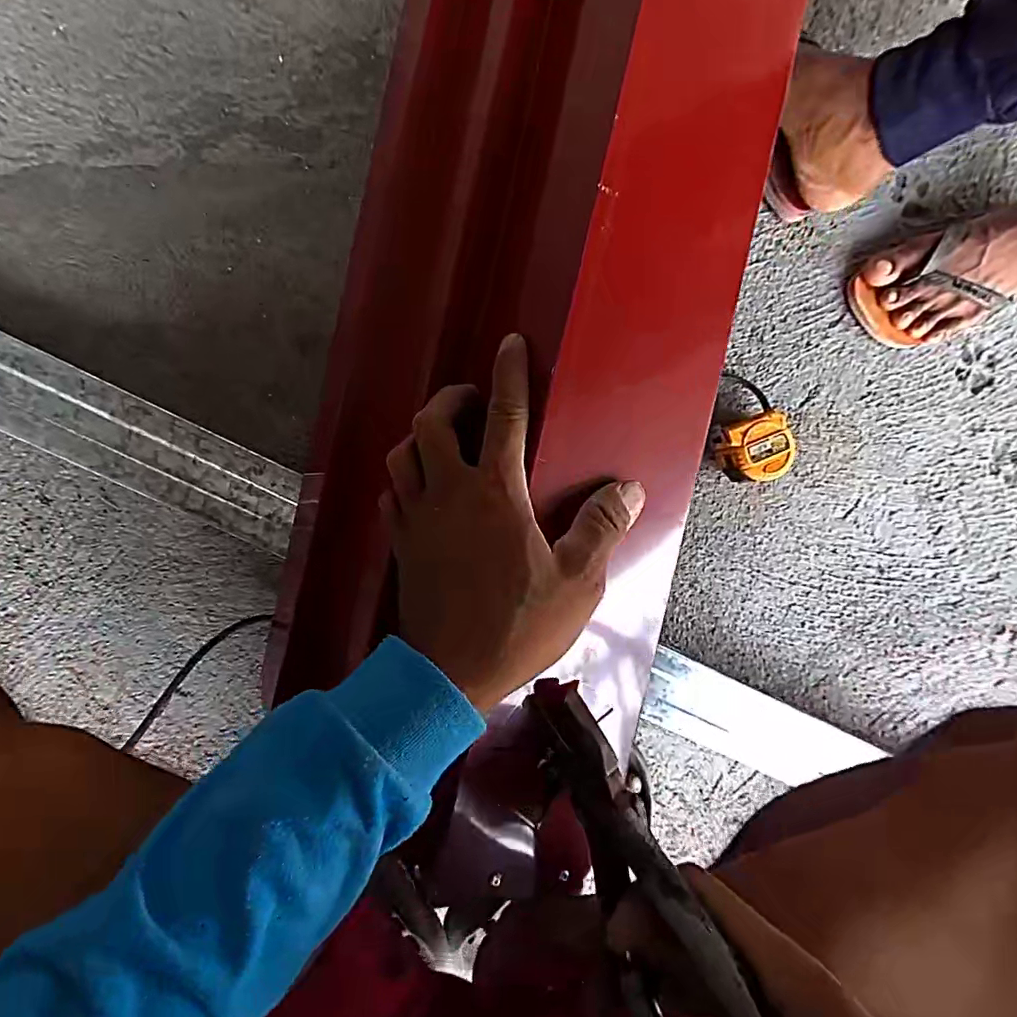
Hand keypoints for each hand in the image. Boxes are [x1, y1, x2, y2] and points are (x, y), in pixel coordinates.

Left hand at [382, 334, 645, 711]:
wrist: (450, 672)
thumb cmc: (517, 627)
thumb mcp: (576, 582)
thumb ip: (600, 528)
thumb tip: (625, 489)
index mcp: (495, 493)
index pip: (503, 415)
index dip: (509, 373)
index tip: (511, 344)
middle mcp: (448, 494)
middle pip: (432, 422)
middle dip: (451, 398)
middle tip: (472, 400)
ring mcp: (417, 517)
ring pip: (402, 452)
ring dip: (421, 435)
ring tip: (445, 439)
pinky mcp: (400, 542)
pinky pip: (391, 492)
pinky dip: (404, 477)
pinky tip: (421, 487)